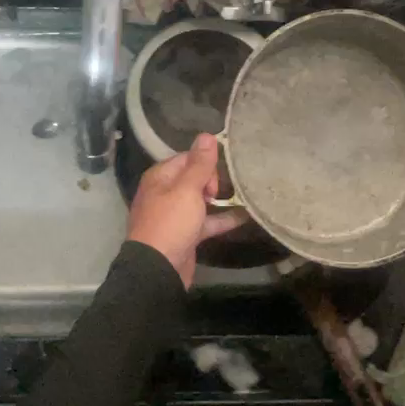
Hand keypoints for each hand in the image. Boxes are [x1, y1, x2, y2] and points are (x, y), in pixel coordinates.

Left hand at [127, 134, 245, 288]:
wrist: (158, 270)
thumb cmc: (170, 223)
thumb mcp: (186, 190)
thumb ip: (199, 164)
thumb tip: (207, 134)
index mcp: (160, 177)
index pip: (187, 158)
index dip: (205, 164)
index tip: (218, 177)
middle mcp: (165, 193)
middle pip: (195, 178)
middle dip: (212, 182)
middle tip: (217, 195)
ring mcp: (175, 215)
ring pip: (202, 200)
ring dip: (221, 199)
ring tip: (246, 195)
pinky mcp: (186, 234)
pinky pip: (207, 221)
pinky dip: (223, 219)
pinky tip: (245, 217)